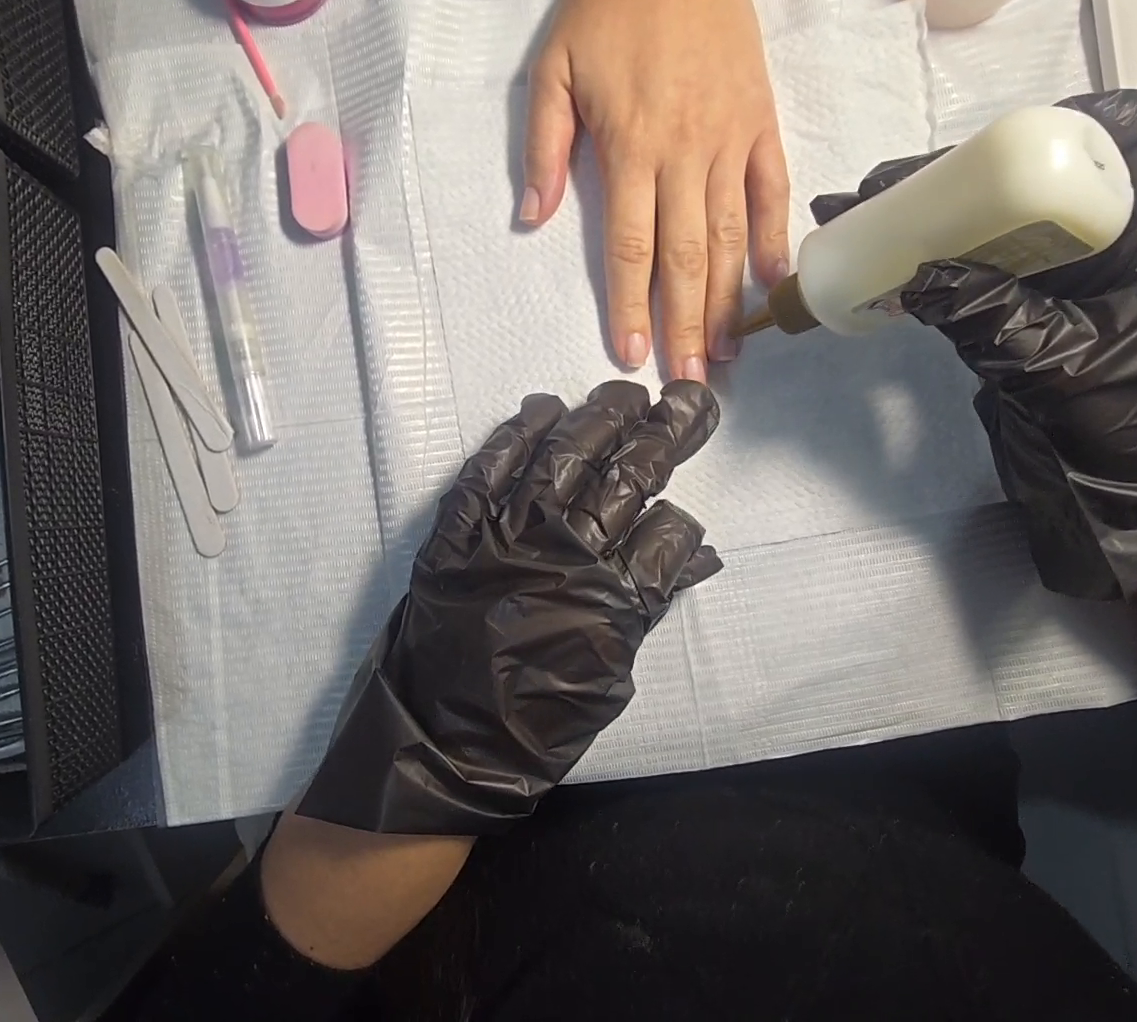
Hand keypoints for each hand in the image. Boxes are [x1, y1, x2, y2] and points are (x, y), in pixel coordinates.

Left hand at [296, 380, 721, 834]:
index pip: (666, 534)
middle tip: (683, 399)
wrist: (440, 744)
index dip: (685, 512)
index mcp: (611, 602)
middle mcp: (564, 557)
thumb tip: (695, 553)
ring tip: (625, 393)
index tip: (690, 506)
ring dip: (598, 419)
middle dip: (662, 433)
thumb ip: (648, 606)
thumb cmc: (534, 723)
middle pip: (625, 479)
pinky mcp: (456, 535)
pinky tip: (543, 407)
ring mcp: (505, 538)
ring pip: (563, 459)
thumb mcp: (610, 678)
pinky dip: (516, 435)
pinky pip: (488, 471)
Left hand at [521, 0, 789, 380]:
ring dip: (728, 299)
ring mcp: (730, 140)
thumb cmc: (608, 12)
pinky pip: (773, 189)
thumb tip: (533, 220)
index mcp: (632, 146)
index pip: (632, 247)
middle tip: (690, 381)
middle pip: (686, 257)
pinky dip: (776, 237)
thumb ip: (542, 149)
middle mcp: (685, 152)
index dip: (632, 307)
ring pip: (731, 235)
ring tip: (727, 351)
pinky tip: (774, 283)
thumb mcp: (552, 71)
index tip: (633, 356)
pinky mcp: (762, 122)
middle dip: (685, 325)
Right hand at [817, 90, 1136, 599]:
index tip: (997, 138)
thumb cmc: (1118, 426)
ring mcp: (1066, 273)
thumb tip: (912, 274)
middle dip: (964, 168)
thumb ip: (989, 315)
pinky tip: (880, 254)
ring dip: (932, 208)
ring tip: (859, 210)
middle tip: (884, 184)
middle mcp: (1116, 240)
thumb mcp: (1055, 364)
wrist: (1120, 492)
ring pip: (1001, 213)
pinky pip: (978, 260)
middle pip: (1044, 170)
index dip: (1076, 119)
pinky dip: (930, 253)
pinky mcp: (1025, 304)